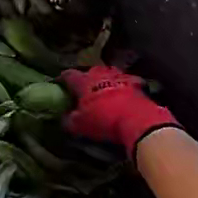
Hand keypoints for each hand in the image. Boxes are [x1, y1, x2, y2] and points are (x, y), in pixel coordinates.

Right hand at [59, 66, 180, 158]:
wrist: (137, 120)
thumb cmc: (103, 120)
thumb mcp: (80, 125)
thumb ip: (69, 120)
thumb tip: (64, 117)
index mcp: (83, 81)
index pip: (69, 75)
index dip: (63, 79)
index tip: (60, 83)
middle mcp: (101, 74)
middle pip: (90, 72)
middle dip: (86, 79)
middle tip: (84, 88)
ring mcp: (120, 77)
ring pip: (110, 74)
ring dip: (106, 80)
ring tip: (104, 89)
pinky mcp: (137, 84)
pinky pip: (128, 82)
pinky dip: (125, 86)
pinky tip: (126, 93)